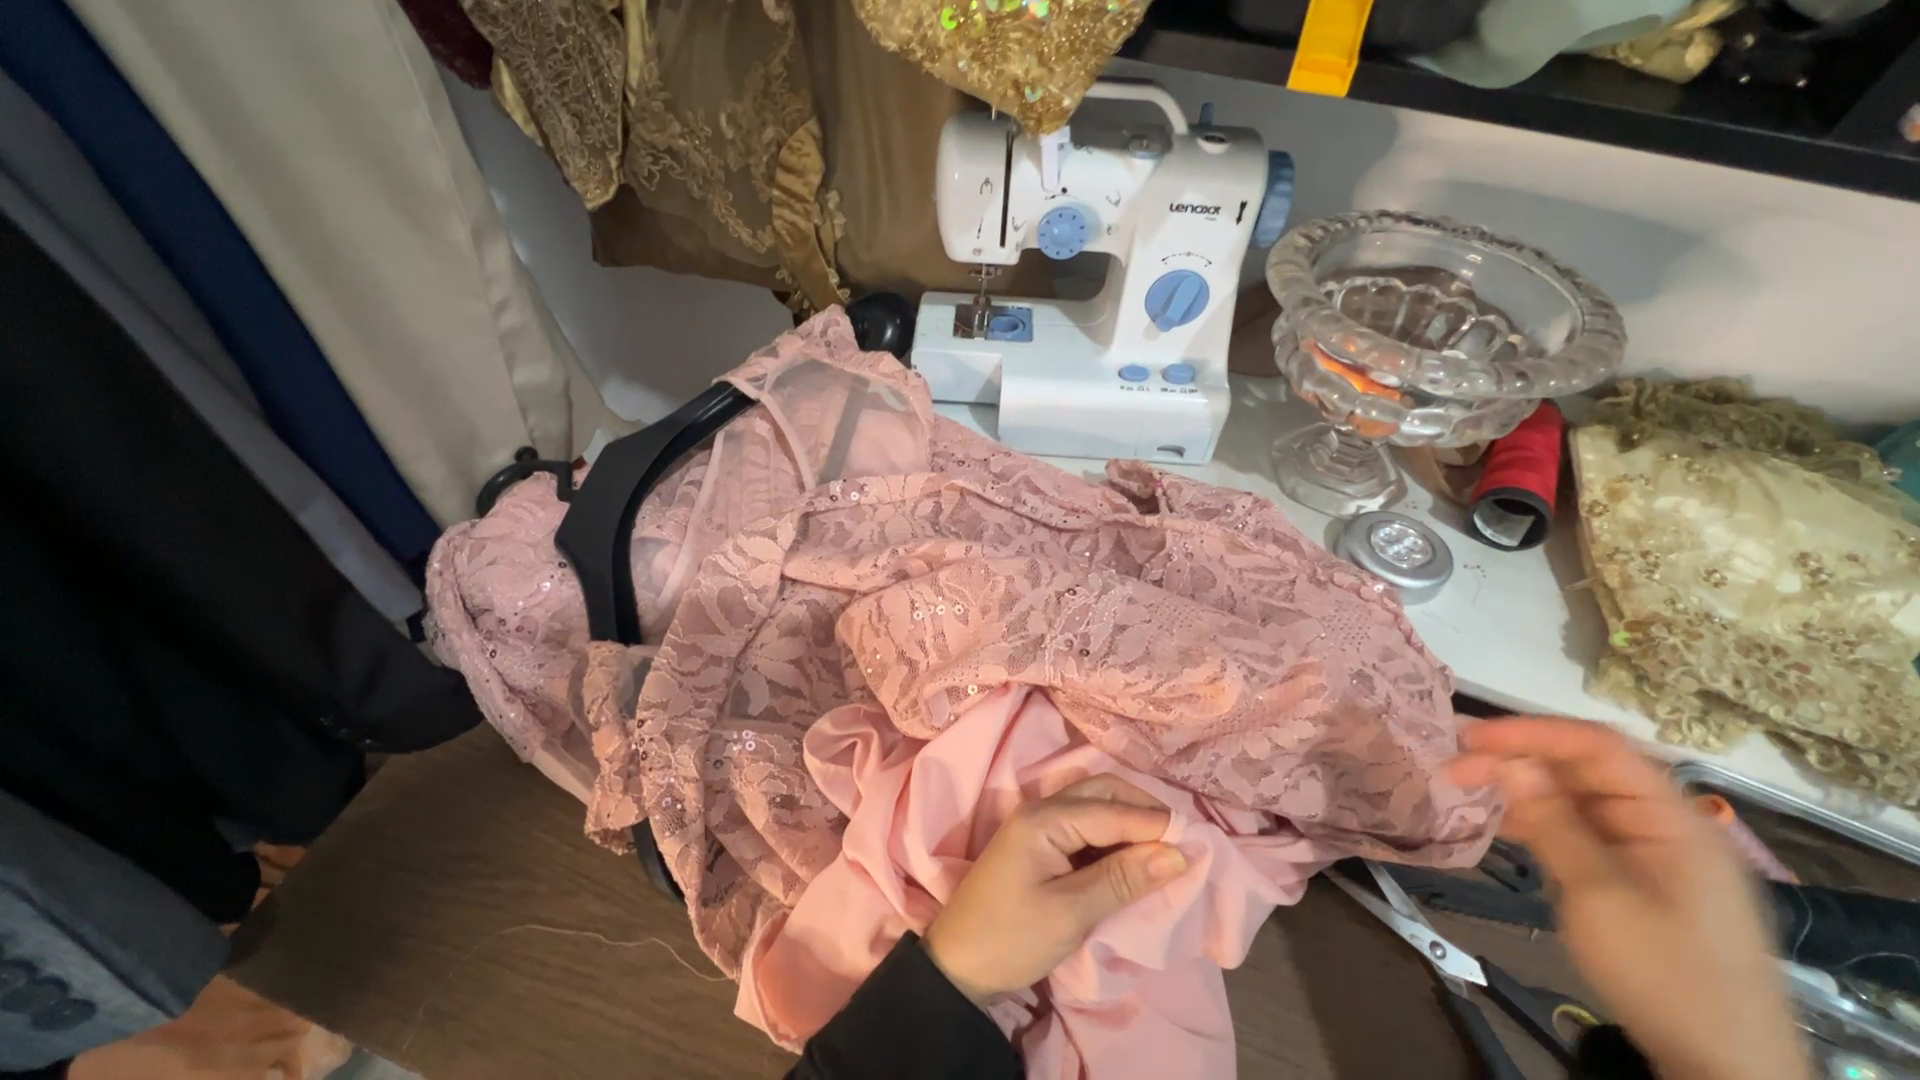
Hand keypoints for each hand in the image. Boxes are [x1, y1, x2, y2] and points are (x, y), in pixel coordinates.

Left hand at [922, 774, 1189, 1003]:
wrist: (956, 966)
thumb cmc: (1011, 938)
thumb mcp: (1071, 913)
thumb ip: (1123, 879)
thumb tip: (1178, 854)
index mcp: (1045, 819)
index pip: (1114, 811)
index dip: (1157, 826)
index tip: (1200, 846)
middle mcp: (1041, 810)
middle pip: (1104, 792)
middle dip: (1144, 811)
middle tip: (1181, 844)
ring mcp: (1038, 825)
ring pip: (1095, 806)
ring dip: (1130, 821)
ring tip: (1164, 851)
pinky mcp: (1040, 845)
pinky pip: (1085, 826)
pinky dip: (1113, 836)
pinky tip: (1133, 859)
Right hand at [1449, 717, 1810, 1079]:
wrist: (1723, 1067)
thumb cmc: (1664, 975)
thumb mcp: (1599, 897)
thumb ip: (1554, 824)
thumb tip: (1509, 763)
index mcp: (1672, 819)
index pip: (1598, 748)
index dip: (1532, 733)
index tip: (1470, 737)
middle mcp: (1664, 825)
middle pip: (1585, 771)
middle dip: (1518, 760)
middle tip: (1453, 766)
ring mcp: (1652, 854)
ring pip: (1579, 801)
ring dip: (1523, 789)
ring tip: (1464, 787)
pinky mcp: (1637, 881)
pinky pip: (1583, 833)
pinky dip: (1540, 822)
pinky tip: (1503, 824)